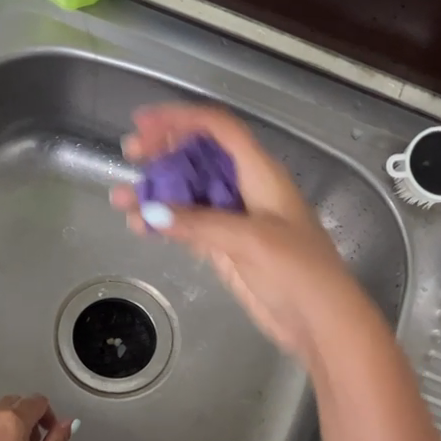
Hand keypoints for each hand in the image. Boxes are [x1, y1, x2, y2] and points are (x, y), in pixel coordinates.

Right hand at [109, 104, 377, 366]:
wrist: (320, 321)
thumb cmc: (299, 272)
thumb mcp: (252, 241)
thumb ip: (202, 224)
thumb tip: (152, 213)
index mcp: (261, 174)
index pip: (219, 130)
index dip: (182, 119)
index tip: (145, 124)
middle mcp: (245, 189)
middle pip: (200, 157)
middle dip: (164, 152)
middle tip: (130, 156)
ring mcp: (234, 220)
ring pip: (189, 194)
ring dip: (157, 193)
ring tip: (121, 200)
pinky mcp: (225, 249)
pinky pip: (189, 227)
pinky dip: (164, 224)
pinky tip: (140, 227)